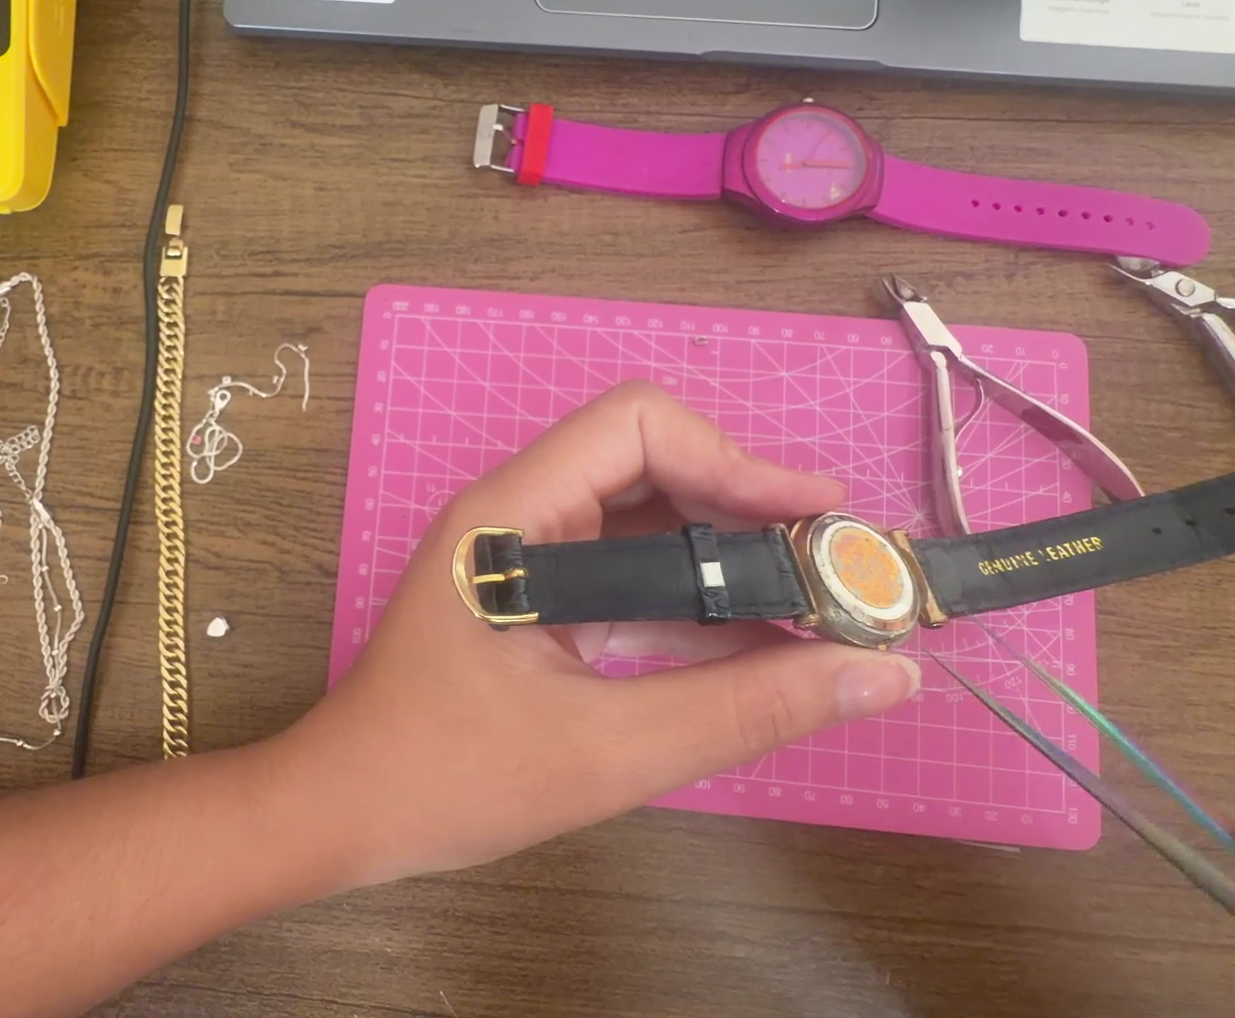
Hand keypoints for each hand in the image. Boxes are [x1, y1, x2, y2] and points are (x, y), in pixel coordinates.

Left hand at [280, 382, 920, 885]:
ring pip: (643, 524)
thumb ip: (745, 708)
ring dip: (726, 562)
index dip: (734, 458)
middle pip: (649, 467)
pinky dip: (690, 603)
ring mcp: (523, 556)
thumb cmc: (449, 777)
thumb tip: (883, 674)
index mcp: (511, 516)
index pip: (634, 426)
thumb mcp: (606, 750)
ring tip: (817, 615)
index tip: (819, 522)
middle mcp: (516, 515)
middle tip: (835, 576)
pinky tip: (753, 649)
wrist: (350, 809)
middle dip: (745, 513)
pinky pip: (624, 576)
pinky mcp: (533, 599)